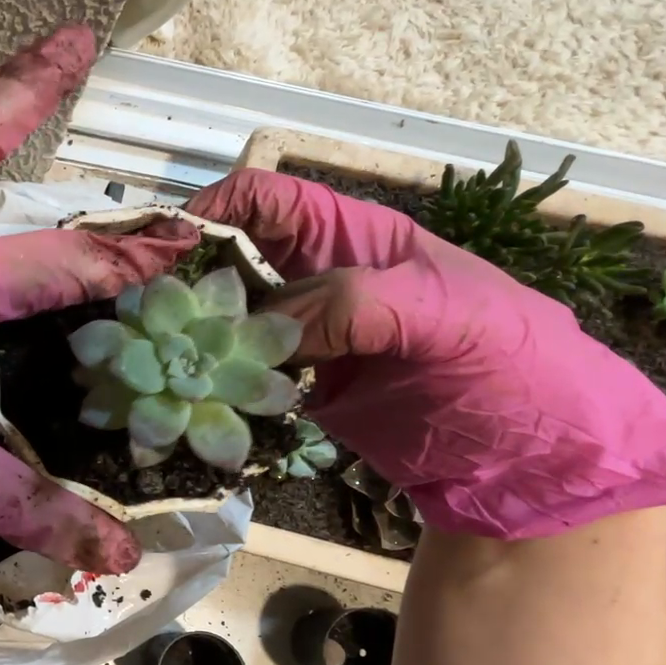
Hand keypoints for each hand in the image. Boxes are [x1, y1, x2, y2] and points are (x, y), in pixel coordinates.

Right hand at [187, 169, 665, 537]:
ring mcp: (296, 336)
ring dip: (182, 333)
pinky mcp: (286, 386)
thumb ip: (358, 303)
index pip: (263, 198)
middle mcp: (311, 279)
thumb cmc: (511, 372)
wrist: (525, 465)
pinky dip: (201, 380)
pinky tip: (179, 395)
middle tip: (140, 315)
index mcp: (350, 237)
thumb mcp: (451, 317)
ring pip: (217, 318)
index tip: (166, 250)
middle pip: (223, 258)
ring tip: (150, 359)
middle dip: (178, 276)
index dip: (210, 209)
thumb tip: (260, 329)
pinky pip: (229, 371)